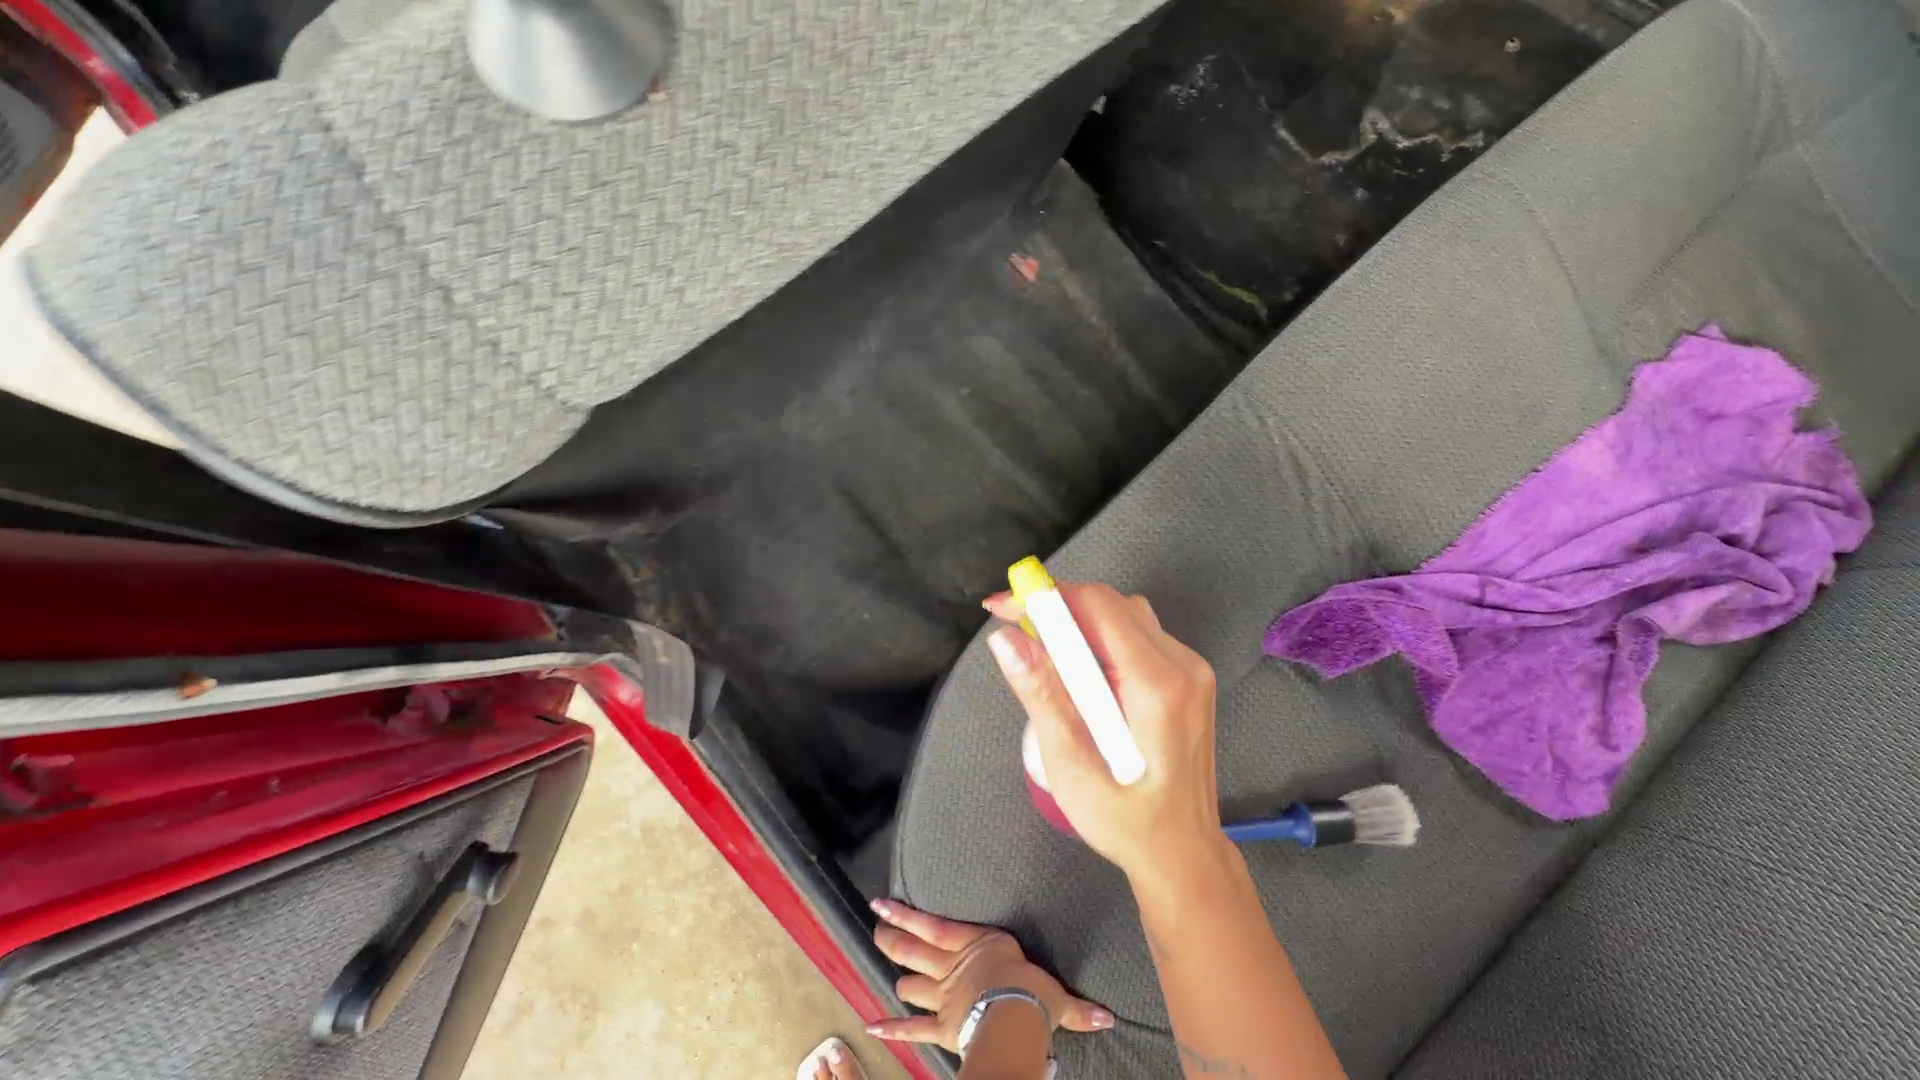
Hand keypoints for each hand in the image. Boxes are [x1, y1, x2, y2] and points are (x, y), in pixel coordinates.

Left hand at [865, 899, 1113, 1050]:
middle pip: (912, 950)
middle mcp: (953, 967)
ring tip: (884, 965)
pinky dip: (892, 1027)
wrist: (1016, 1019)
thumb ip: (1079, 1008)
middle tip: (876, 928)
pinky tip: (872, 1025)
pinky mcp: (940, 1027)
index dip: (903, 915)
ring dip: (897, 975)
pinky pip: (912, 1026)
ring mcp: (942, 997)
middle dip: (892, 939)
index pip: (931, 926)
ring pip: (910, 983)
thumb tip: (1112, 1018)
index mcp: (976, 945)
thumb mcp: (1057, 996)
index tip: (881, 904)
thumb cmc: (1034, 995)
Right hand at [985, 583, 1226, 880]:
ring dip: (1079, 623)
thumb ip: (1042, 695)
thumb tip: (1005, 638)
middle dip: (1057, 608)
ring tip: (1043, 656)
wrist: (1183, 853)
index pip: (1097, 607)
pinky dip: (1101, 640)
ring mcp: (1192, 670)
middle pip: (1112, 605)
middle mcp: (1183, 666)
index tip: (1000, 609)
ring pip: (1126, 616)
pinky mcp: (1189, 678)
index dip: (1044, 598)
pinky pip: (1138, 637)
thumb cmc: (1125, 821)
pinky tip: (1079, 676)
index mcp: (1158, 686)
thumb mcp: (1072, 765)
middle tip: (1014, 633)